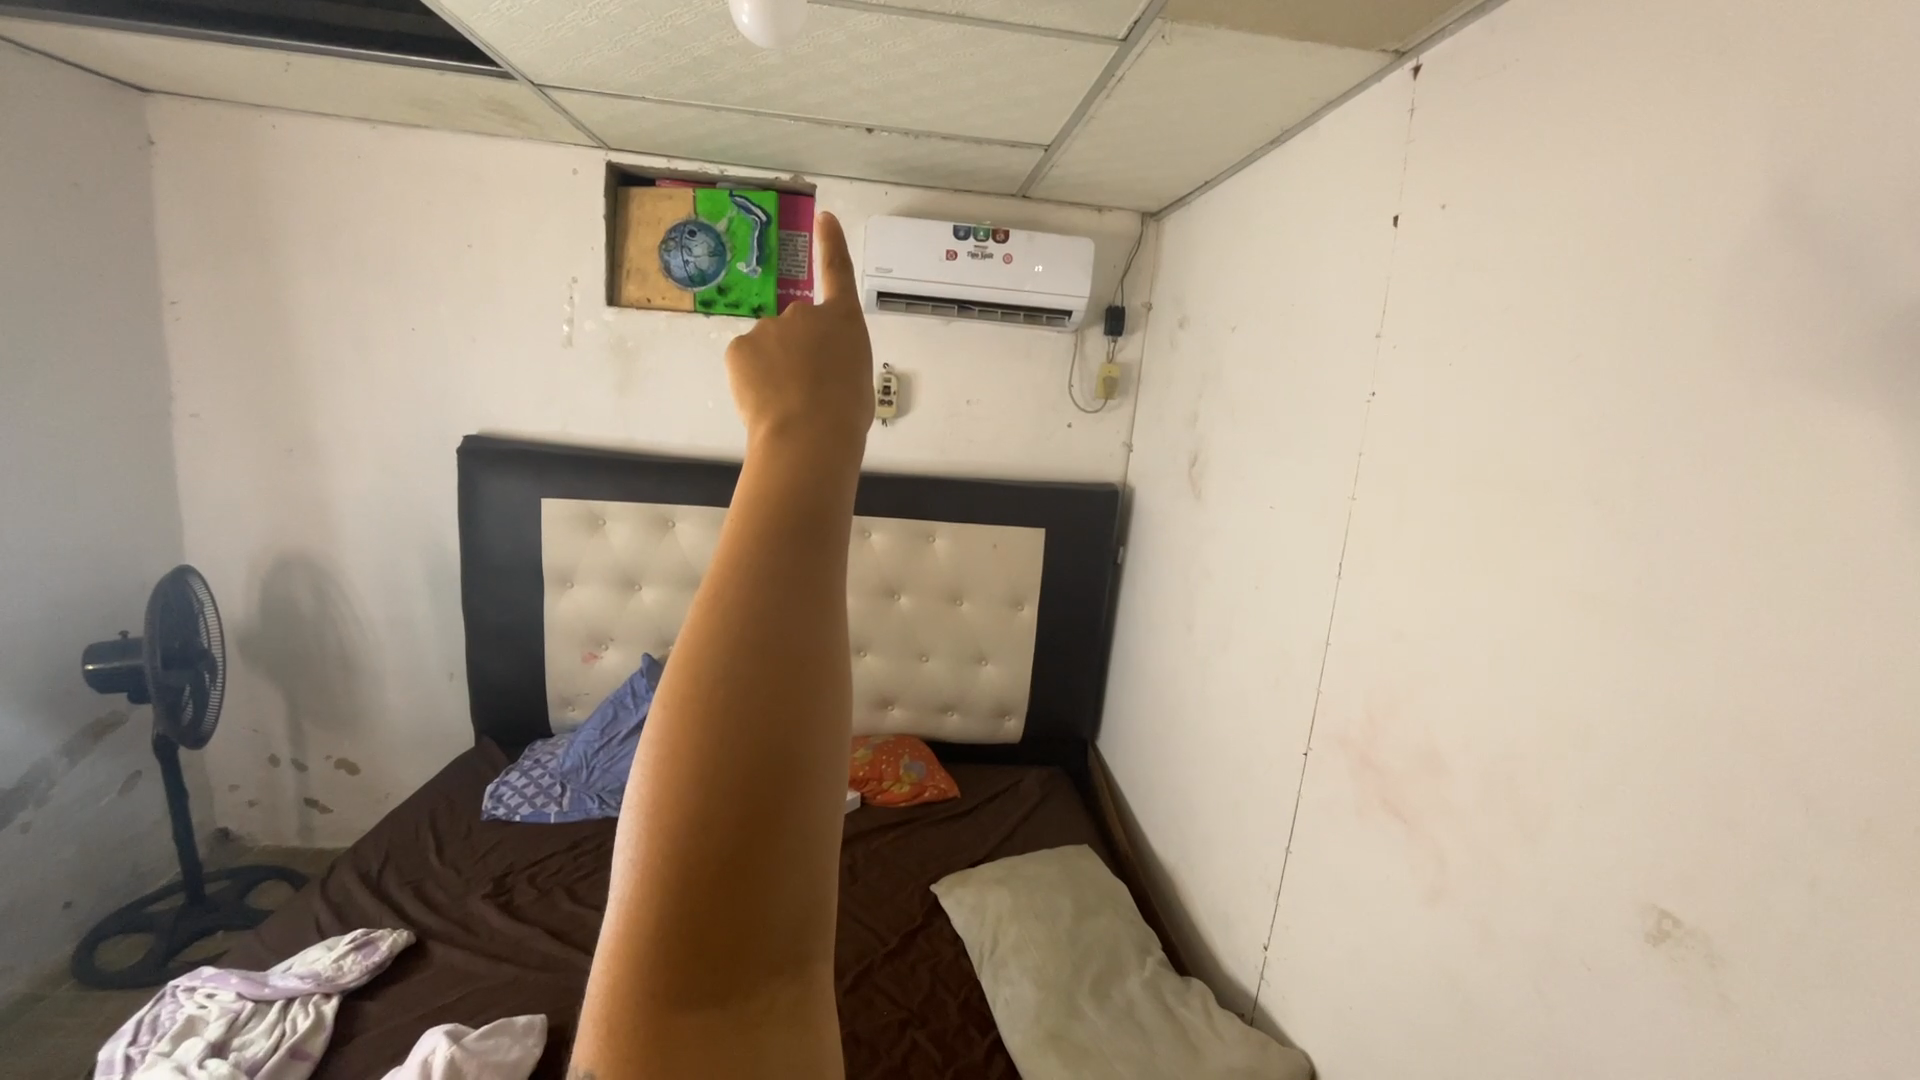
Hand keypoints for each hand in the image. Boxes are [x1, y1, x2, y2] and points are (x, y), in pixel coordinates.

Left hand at [725, 211, 873, 458]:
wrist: (809, 434)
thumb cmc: (845, 413)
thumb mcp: (857, 381)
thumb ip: (838, 361)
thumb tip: (818, 370)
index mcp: (843, 321)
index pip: (837, 271)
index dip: (831, 243)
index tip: (823, 218)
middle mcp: (805, 313)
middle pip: (796, 327)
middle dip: (796, 352)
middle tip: (806, 390)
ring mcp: (769, 327)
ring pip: (768, 347)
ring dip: (774, 369)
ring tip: (787, 403)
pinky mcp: (739, 347)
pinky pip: (745, 362)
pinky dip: (751, 380)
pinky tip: (764, 402)